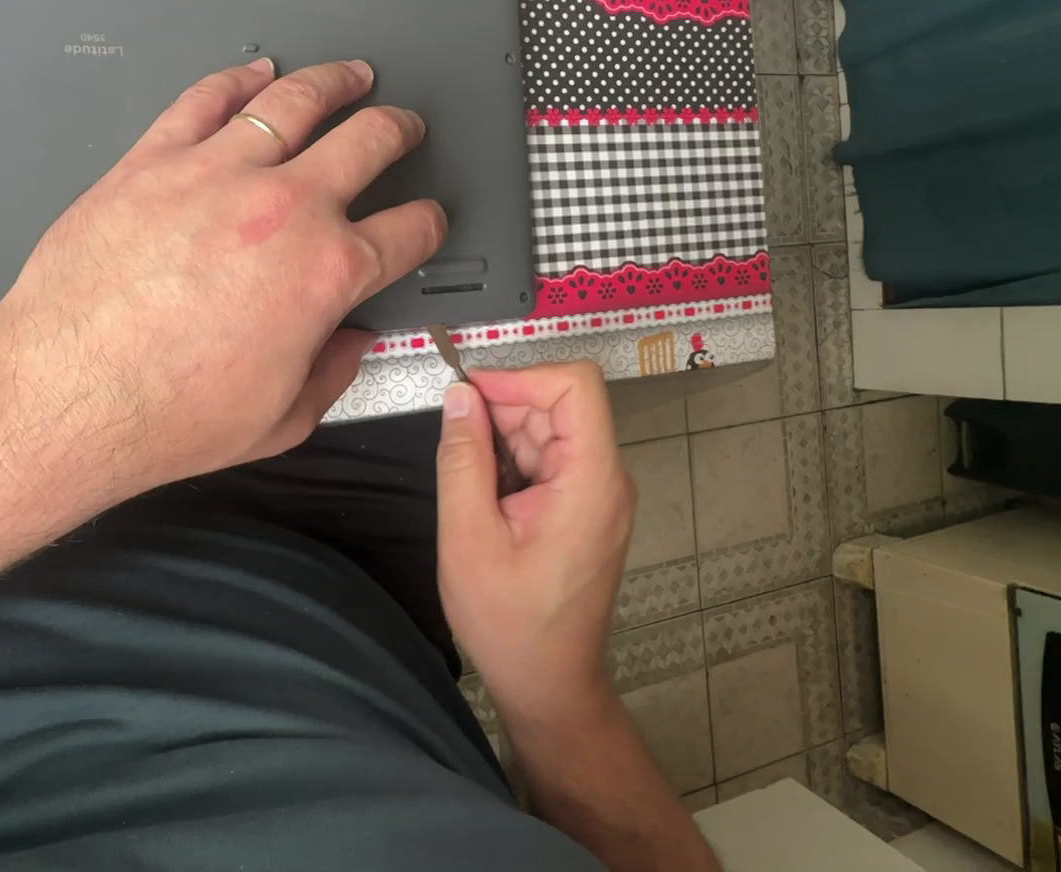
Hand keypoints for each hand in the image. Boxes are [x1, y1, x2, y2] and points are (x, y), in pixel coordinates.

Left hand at [0, 58, 445, 505]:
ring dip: (336, 82)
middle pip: (367, 142)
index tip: (425, 222)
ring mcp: (217, 175)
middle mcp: (282, 211)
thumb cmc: (164, 413)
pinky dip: (239, 78)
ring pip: (295, 101)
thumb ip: (333, 373)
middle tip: (404, 126)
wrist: (65, 397)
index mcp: (326, 274)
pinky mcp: (154, 161)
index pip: (407, 232)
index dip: (427, 225)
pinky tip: (256, 72)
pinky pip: (206, 98)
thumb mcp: (281, 417)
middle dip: (398, 130)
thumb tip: (349, 345)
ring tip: (352, 75)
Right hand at [435, 363, 634, 730]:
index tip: (470, 395)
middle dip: (502, 411)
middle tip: (455, 448)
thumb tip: (459, 396)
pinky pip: (548, 460)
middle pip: (558, 405)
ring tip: (467, 484)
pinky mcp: (584, 506)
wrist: (547, 683)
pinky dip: (511, 463)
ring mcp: (598, 493)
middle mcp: (606, 477)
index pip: (575, 385)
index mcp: (591, 479)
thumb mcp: (468, 536)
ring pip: (548, 430)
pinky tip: (484, 498)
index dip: (520, 377)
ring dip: (502, 440)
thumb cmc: (509, 620)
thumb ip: (462, 458)